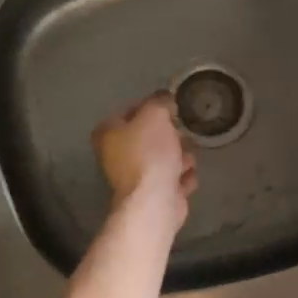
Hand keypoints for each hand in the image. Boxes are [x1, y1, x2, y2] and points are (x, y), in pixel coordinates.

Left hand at [92, 94, 196, 223]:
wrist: (154, 199)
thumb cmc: (149, 152)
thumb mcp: (154, 115)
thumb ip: (159, 101)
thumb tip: (164, 98)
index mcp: (108, 134)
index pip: (129, 112)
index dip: (151, 107)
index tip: (170, 108)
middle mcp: (116, 155)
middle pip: (146, 137)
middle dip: (168, 135)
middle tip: (182, 133)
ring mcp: (133, 178)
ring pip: (160, 160)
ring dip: (179, 157)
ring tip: (188, 157)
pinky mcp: (151, 196)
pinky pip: (170, 180)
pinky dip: (181, 178)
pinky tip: (189, 175)